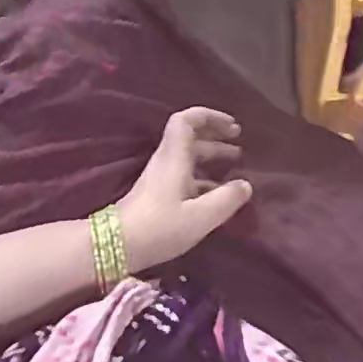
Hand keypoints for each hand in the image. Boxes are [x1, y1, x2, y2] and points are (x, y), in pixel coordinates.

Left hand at [115, 107, 253, 270]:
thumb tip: (245, 185)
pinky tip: (218, 194)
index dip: (209, 117)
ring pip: (188, 158)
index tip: (232, 126)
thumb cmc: (160, 227)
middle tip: (239, 146)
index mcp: (174, 158)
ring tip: (235, 166)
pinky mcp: (157, 195)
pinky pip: (184, 177)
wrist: (117, 245)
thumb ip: (226, 199)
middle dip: (215, 138)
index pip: (186, 121)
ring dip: (211, 158)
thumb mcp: (201, 216)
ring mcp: (160, 178)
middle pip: (190, 138)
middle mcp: (166, 162)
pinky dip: (203, 178)